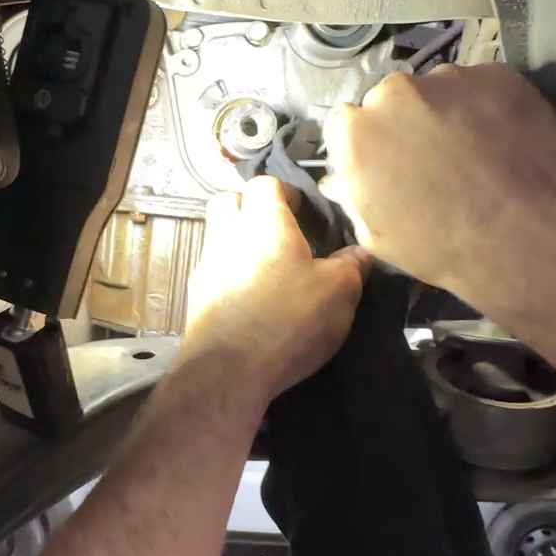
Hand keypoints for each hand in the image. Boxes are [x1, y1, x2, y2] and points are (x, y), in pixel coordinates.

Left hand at [182, 176, 371, 399]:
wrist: (228, 371)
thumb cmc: (287, 319)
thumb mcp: (339, 291)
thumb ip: (351, 266)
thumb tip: (359, 254)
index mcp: (262, 222)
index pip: (266, 184)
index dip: (287, 192)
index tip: (305, 212)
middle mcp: (227, 237)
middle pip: (229, 202)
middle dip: (250, 209)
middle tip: (280, 233)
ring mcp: (206, 269)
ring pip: (218, 240)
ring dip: (240, 247)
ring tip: (272, 272)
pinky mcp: (196, 302)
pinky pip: (214, 276)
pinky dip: (232, 280)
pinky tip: (255, 303)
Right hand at [321, 63, 555, 306]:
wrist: (517, 236)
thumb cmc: (434, 244)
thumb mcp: (375, 233)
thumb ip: (351, 195)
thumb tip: (338, 180)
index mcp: (356, 130)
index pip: (345, 122)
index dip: (364, 144)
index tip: (383, 164)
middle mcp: (396, 91)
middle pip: (391, 98)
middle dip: (404, 122)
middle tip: (431, 157)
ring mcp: (450, 78)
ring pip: (439, 89)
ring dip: (447, 112)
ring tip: (472, 151)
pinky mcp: (498, 75)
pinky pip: (483, 87)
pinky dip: (487, 106)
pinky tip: (501, 140)